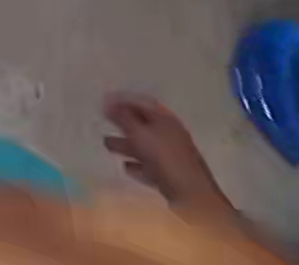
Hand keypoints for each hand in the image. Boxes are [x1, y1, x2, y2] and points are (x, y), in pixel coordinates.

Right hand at [102, 93, 233, 216]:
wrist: (194, 198)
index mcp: (166, 119)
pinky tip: (126, 167)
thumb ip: (122, 117)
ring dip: (126, 144)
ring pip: (145, 145)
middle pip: (143, 124)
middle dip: (122, 123)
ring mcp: (173, 156)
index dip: (122, 100)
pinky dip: (137, 164)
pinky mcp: (172, 176)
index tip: (105, 101)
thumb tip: (108, 102)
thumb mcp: (139, 132)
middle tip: (104, 121)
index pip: (142, 103)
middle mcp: (171, 134)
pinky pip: (150, 165)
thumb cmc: (165, 157)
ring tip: (107, 144)